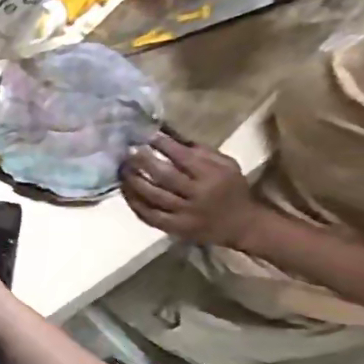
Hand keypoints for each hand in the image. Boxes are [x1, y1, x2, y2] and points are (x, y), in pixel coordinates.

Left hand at [121, 134, 269, 247]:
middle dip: (143, 162)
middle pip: (165, 176)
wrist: (240, 224)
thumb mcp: (226, 165)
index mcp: (213, 175)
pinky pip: (149, 215)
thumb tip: (171, 135)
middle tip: (128, 152)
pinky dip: (134, 202)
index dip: (163, 145)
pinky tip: (126, 191)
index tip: (146, 135)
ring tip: (123, 169)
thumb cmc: (231, 189)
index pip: (184, 158)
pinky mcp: (173, 228)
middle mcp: (198, 194)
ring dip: (134, 182)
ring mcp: (184, 213)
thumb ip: (201, 151)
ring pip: (153, 196)